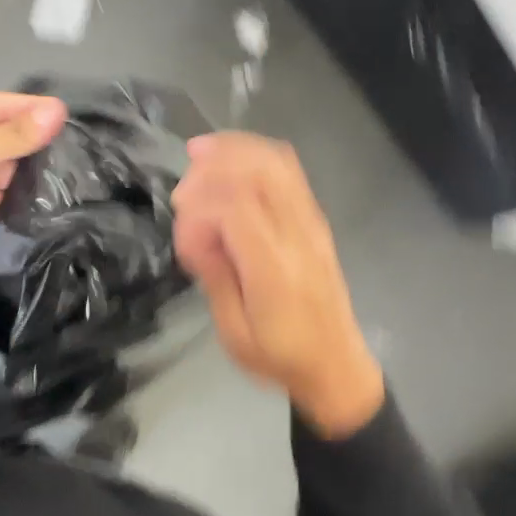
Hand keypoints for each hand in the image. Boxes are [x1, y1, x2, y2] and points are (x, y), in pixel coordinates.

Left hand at [0, 91, 69, 253]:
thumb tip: (59, 111)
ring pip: (22, 164)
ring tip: (73, 183)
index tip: (80, 133)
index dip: (48, 117)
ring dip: (40, 174)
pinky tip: (51, 201)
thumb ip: (17, 134)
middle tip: (81, 162)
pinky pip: (13, 189)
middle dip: (47, 147)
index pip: (23, 105)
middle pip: (26, 134)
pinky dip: (25, 195)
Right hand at [172, 132, 384, 437]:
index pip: (236, 207)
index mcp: (274, 269)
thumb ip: (215, 276)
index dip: (200, 204)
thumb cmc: (278, 356)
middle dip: (215, 165)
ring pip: (277, 163)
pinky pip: (290, 172)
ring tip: (200, 154)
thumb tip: (193, 232)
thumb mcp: (234, 331)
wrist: (335, 365)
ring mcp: (312, 224)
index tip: (179, 226)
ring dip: (236, 150)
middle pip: (259, 172)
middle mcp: (297, 236)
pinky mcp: (315, 222)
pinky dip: (256, 156)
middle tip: (183, 184)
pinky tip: (232, 161)